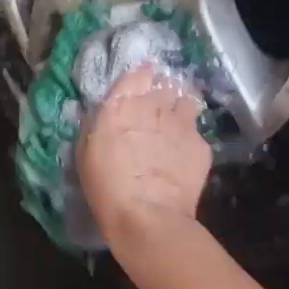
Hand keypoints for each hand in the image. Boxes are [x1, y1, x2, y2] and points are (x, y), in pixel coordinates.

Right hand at [77, 66, 211, 239]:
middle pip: (165, 85)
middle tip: (157, 101)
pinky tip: (183, 147)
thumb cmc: (105, 184)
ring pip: (187, 100)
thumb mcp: (87, 149)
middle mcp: (152, 107)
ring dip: (180, 104)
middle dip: (162, 89)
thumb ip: (100, 123)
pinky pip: (196, 130)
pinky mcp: (201, 145)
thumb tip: (108, 113)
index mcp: (120, 106)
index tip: (142, 77)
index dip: (141, 74)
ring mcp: (181, 124)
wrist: (147, 214)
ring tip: (175, 117)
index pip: (137, 75)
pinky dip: (189, 134)